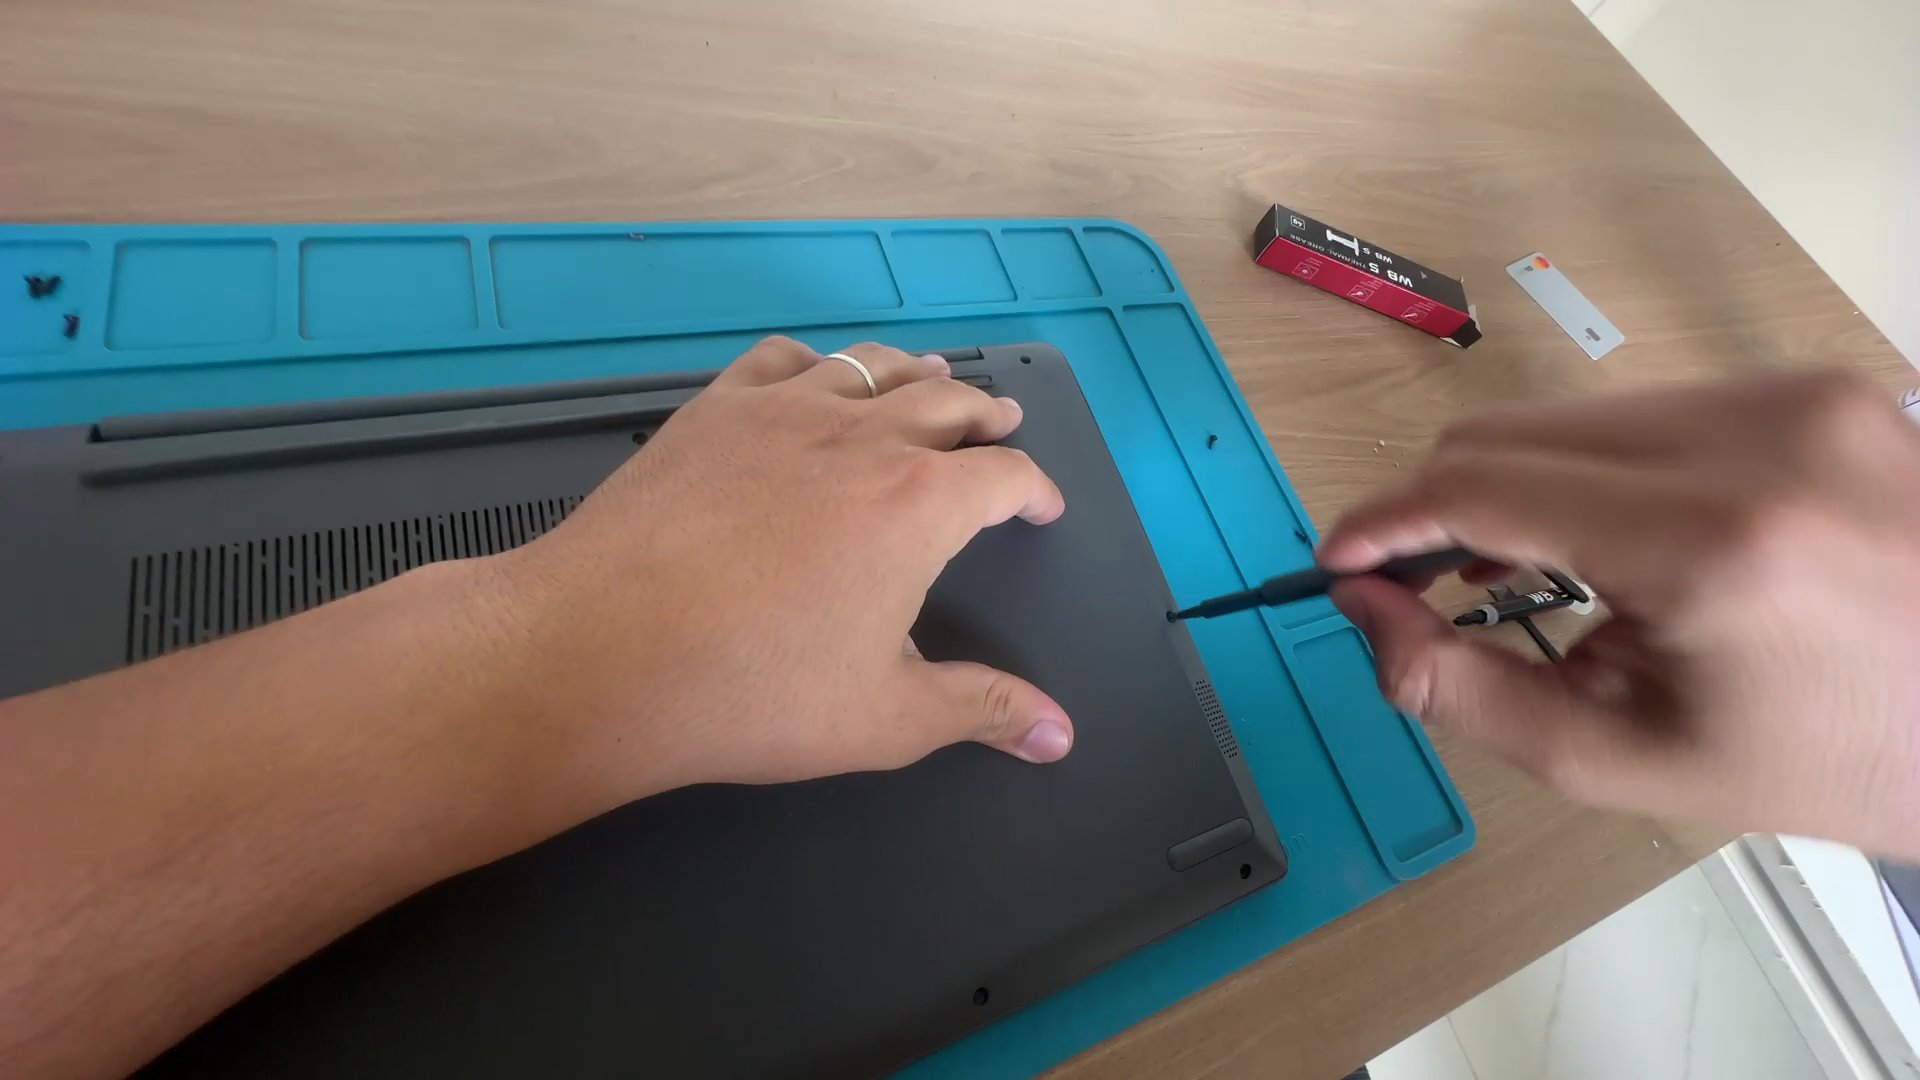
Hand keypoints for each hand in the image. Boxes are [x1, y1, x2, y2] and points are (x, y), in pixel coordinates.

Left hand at [492, 337, 1073, 803]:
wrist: (602, 653)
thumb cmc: (756, 689)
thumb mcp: (889, 718)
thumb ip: (984, 711)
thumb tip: (1060, 735)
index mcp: (920, 503)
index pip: (1007, 476)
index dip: (1036, 488)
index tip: (1042, 504)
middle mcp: (864, 437)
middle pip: (949, 401)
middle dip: (987, 413)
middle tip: (1002, 419)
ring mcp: (786, 412)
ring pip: (874, 367)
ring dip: (916, 373)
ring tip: (933, 379)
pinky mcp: (717, 409)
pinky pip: (783, 360)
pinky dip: (819, 363)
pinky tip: (816, 377)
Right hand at [1318, 371, 1919, 857]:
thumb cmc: (1815, 760)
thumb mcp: (1604, 755)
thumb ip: (1448, 685)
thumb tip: (1357, 602)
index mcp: (1711, 538)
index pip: (1474, 488)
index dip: (1377, 520)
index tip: (1333, 561)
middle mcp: (1752, 432)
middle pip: (1494, 438)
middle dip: (1424, 508)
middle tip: (1408, 581)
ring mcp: (1788, 395)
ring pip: (1543, 421)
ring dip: (1486, 491)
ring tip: (1492, 566)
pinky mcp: (1801, 388)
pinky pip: (1609, 418)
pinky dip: (1554, 474)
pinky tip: (1570, 534)